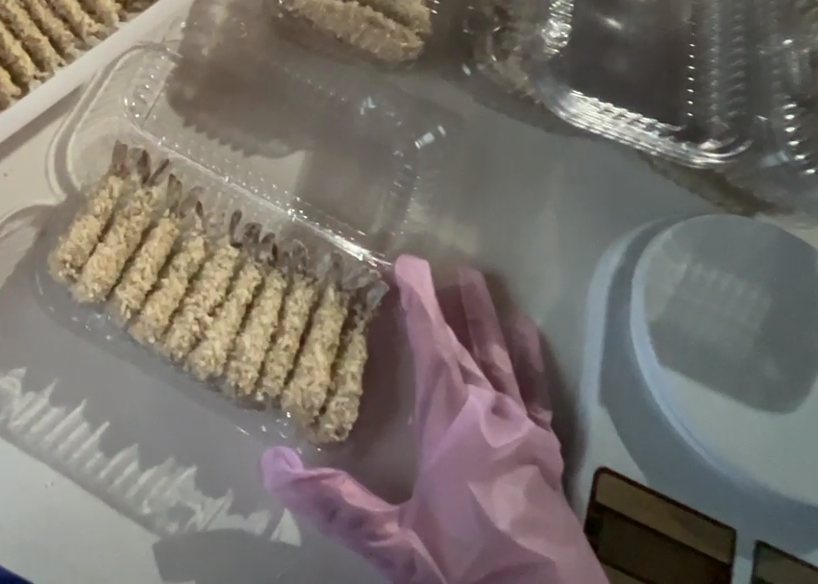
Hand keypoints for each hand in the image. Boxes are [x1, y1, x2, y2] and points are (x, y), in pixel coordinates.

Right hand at [261, 256, 602, 583]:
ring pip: (506, 361)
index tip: (405, 263)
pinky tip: (529, 338)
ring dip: (491, 321)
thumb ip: (334, 503)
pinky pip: (540, 393)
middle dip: (450, 305)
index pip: (433, 349)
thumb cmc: (469, 567)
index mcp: (455, 424)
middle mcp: (493, 416)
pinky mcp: (548, 456)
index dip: (418, 303)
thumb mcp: (394, 544)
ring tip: (483, 283)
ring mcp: (527, 434)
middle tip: (441, 266)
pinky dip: (532, 361)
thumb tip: (269, 464)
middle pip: (468, 347)